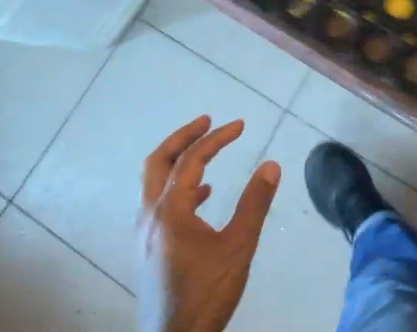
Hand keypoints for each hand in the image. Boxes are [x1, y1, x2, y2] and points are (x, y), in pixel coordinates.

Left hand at [135, 116, 280, 331]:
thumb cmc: (206, 294)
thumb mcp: (238, 248)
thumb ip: (254, 204)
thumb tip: (271, 165)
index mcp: (169, 212)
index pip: (191, 161)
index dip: (216, 138)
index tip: (240, 125)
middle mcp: (149, 217)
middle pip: (157, 162)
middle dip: (183, 138)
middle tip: (208, 122)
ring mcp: (144, 236)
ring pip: (153, 183)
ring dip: (177, 161)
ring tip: (205, 153)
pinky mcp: (148, 250)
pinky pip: (158, 203)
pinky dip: (177, 187)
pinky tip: (202, 196)